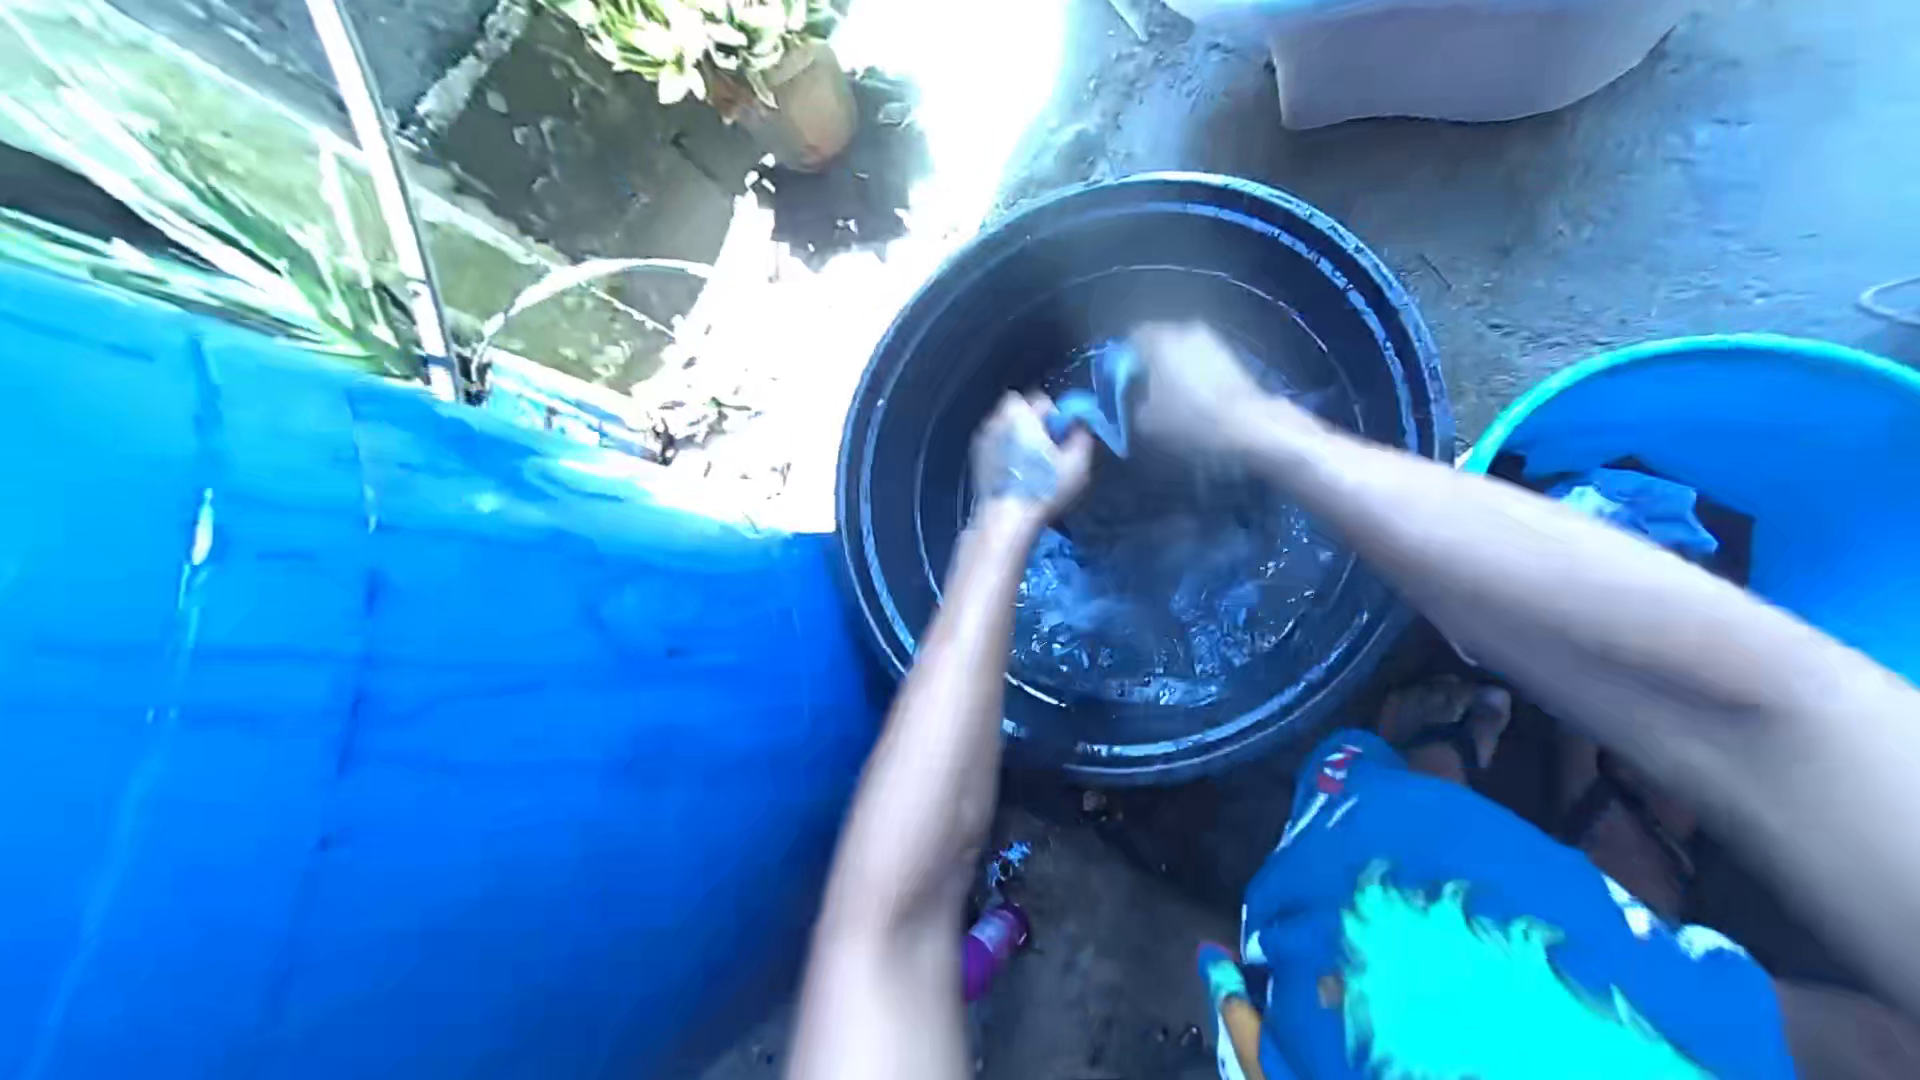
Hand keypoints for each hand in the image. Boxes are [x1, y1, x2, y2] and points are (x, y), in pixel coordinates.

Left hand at [970, 392, 1094, 528]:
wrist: (1007, 518)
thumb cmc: (1043, 488)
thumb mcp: (1077, 461)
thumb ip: (1082, 434)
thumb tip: (1080, 426)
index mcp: (1019, 413)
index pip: (1042, 400)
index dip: (1056, 417)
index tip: (1063, 438)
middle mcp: (997, 420)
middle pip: (1022, 413)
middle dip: (1037, 426)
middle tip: (1050, 452)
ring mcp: (983, 440)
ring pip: (1009, 431)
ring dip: (1022, 441)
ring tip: (1035, 467)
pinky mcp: (977, 460)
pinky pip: (999, 448)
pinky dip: (1009, 455)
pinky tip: (1020, 477)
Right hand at [1130, 321, 1315, 457]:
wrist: (1246, 423)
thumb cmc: (1188, 418)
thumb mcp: (1143, 420)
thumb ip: (1127, 402)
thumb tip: (1129, 396)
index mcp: (1158, 339)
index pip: (1129, 337)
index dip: (1122, 360)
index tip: (1121, 383)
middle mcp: (1183, 329)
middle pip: (1156, 340)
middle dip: (1147, 361)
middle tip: (1142, 389)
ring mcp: (1210, 338)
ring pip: (1179, 348)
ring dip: (1170, 366)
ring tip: (1168, 395)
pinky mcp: (1229, 352)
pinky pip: (1198, 357)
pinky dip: (1190, 371)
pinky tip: (1191, 395)